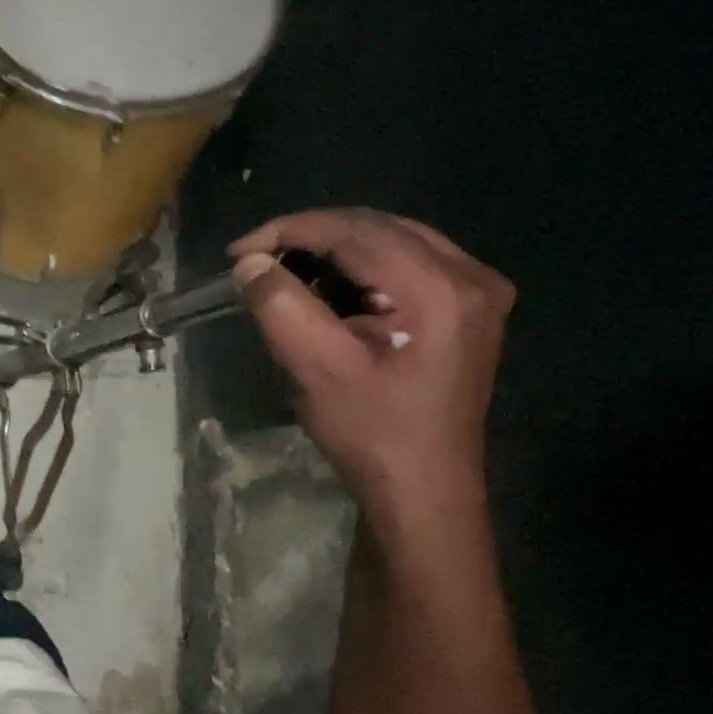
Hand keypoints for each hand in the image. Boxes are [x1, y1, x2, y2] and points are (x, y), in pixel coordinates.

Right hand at [228, 208, 514, 508]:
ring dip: (332, 251)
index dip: (290, 231)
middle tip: (253, 263)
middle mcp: (470, 275)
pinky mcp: (467, 309)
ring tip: (282, 277)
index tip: (236, 253)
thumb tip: (250, 264)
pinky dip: (358, 269)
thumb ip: (280, 306)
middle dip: (309, 237)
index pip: (356, 231)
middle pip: (378, 228)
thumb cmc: (369, 430)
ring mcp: (476, 291)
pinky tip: (324, 291)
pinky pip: (407, 265)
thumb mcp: (314, 369)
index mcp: (439, 288)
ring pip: (393, 242)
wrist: (422, 485)